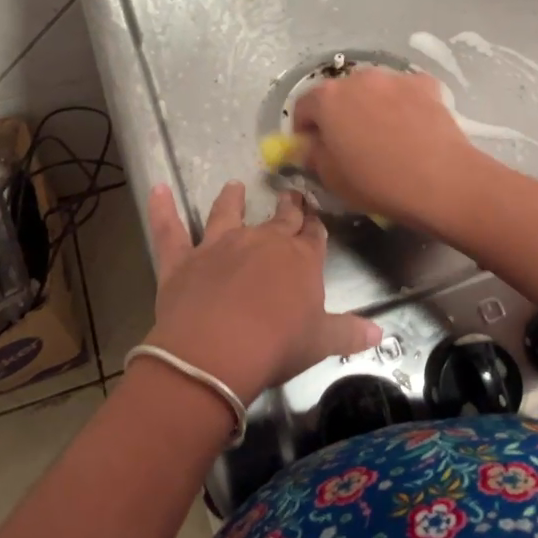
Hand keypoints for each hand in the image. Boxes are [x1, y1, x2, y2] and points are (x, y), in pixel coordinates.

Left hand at [143, 181, 382, 404]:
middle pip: (279, 219)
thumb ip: (350, 333)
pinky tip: (157, 189)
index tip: (315, 218)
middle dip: (287, 207)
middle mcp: (261, 242)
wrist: (217, 351)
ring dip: (231, 199)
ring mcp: (218, 246)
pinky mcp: (182, 260)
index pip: (312, 235)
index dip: (315, 227)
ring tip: (234, 186)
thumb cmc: (277, 345)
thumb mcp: (321, 342)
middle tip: (290, 195)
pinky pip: (170, 230)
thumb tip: (380, 334)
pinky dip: (162, 210)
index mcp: (299, 259)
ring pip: (226, 214)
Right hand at [290, 67, 488, 229]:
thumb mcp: (331, 179)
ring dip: (371, 106)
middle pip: (339, 94)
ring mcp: (394, 78)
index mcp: (327, 98)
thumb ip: (313, 155)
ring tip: (385, 136)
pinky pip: (405, 92)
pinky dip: (404, 104)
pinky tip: (412, 127)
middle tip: (350, 144)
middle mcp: (358, 78)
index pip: (303, 107)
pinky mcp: (425, 84)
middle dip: (339, 114)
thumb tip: (310, 145)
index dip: (304, 129)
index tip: (313, 148)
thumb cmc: (376, 182)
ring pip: (373, 90)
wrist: (439, 180)